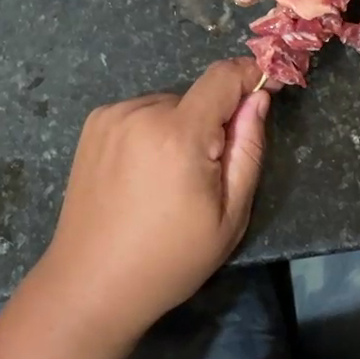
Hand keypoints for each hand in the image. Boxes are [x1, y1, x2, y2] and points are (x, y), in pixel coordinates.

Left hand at [27, 58, 270, 343]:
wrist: (92, 283)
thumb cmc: (170, 258)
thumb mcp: (229, 216)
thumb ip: (248, 149)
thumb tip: (258, 97)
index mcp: (178, 135)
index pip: (223, 77)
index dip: (250, 74)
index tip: (268, 86)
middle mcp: (142, 112)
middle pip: (195, 98)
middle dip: (209, 124)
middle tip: (204, 174)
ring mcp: (113, 115)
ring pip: (167, 106)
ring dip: (178, 128)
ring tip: (166, 181)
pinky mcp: (94, 123)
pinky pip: (140, 113)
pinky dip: (150, 132)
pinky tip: (140, 174)